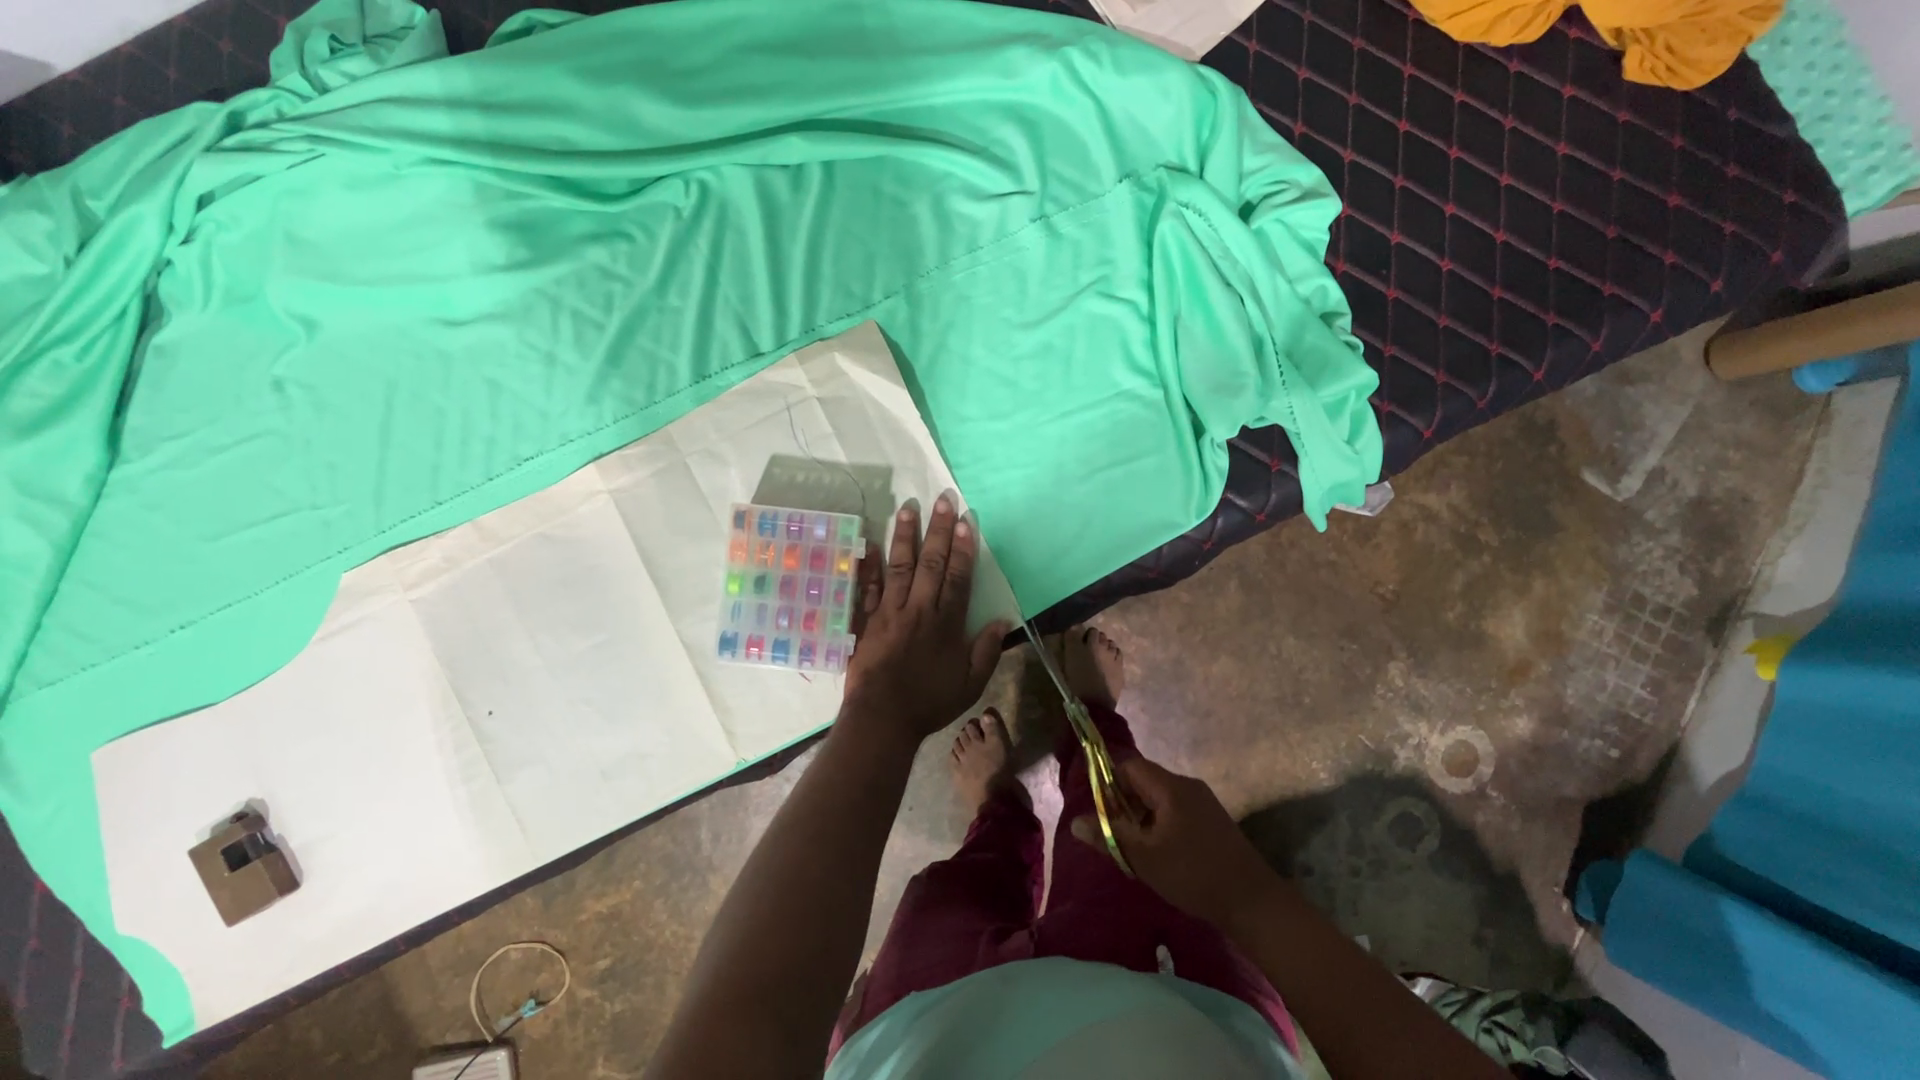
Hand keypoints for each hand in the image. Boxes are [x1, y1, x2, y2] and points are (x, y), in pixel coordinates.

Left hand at [842, 493, 1010, 744]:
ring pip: (898, 566)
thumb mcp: (971, 684)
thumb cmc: (929, 703)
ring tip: (908, 508)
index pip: (958, 577)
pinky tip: (871, 544)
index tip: (965, 521)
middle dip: (938, 530)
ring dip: (904, 536)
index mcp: (946, 623)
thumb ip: (986, 651)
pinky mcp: (865, 621)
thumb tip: (1002, 620)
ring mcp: (888, 612)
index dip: (963, 548)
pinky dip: (868, 566)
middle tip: (942, 499)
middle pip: (930, 563)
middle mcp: (918, 609)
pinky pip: (866, 588)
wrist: (882, 718)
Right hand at [1072, 757, 1281, 932]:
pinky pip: (1175, 811)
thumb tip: (1075, 821)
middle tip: (1115, 837)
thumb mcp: (1144, 858)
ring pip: (1160, 799)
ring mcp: (1203, 803)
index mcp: (1171, 788)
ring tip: (1136, 851)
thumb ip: (1108, 835)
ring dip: (1142, 819)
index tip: (1100, 813)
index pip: (1130, 766)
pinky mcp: (1212, 821)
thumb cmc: (1193, 875)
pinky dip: (1160, 826)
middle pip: (1144, 781)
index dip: (1109, 783)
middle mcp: (1188, 786)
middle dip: (1124, 805)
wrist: (1252, 901)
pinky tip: (1160, 856)